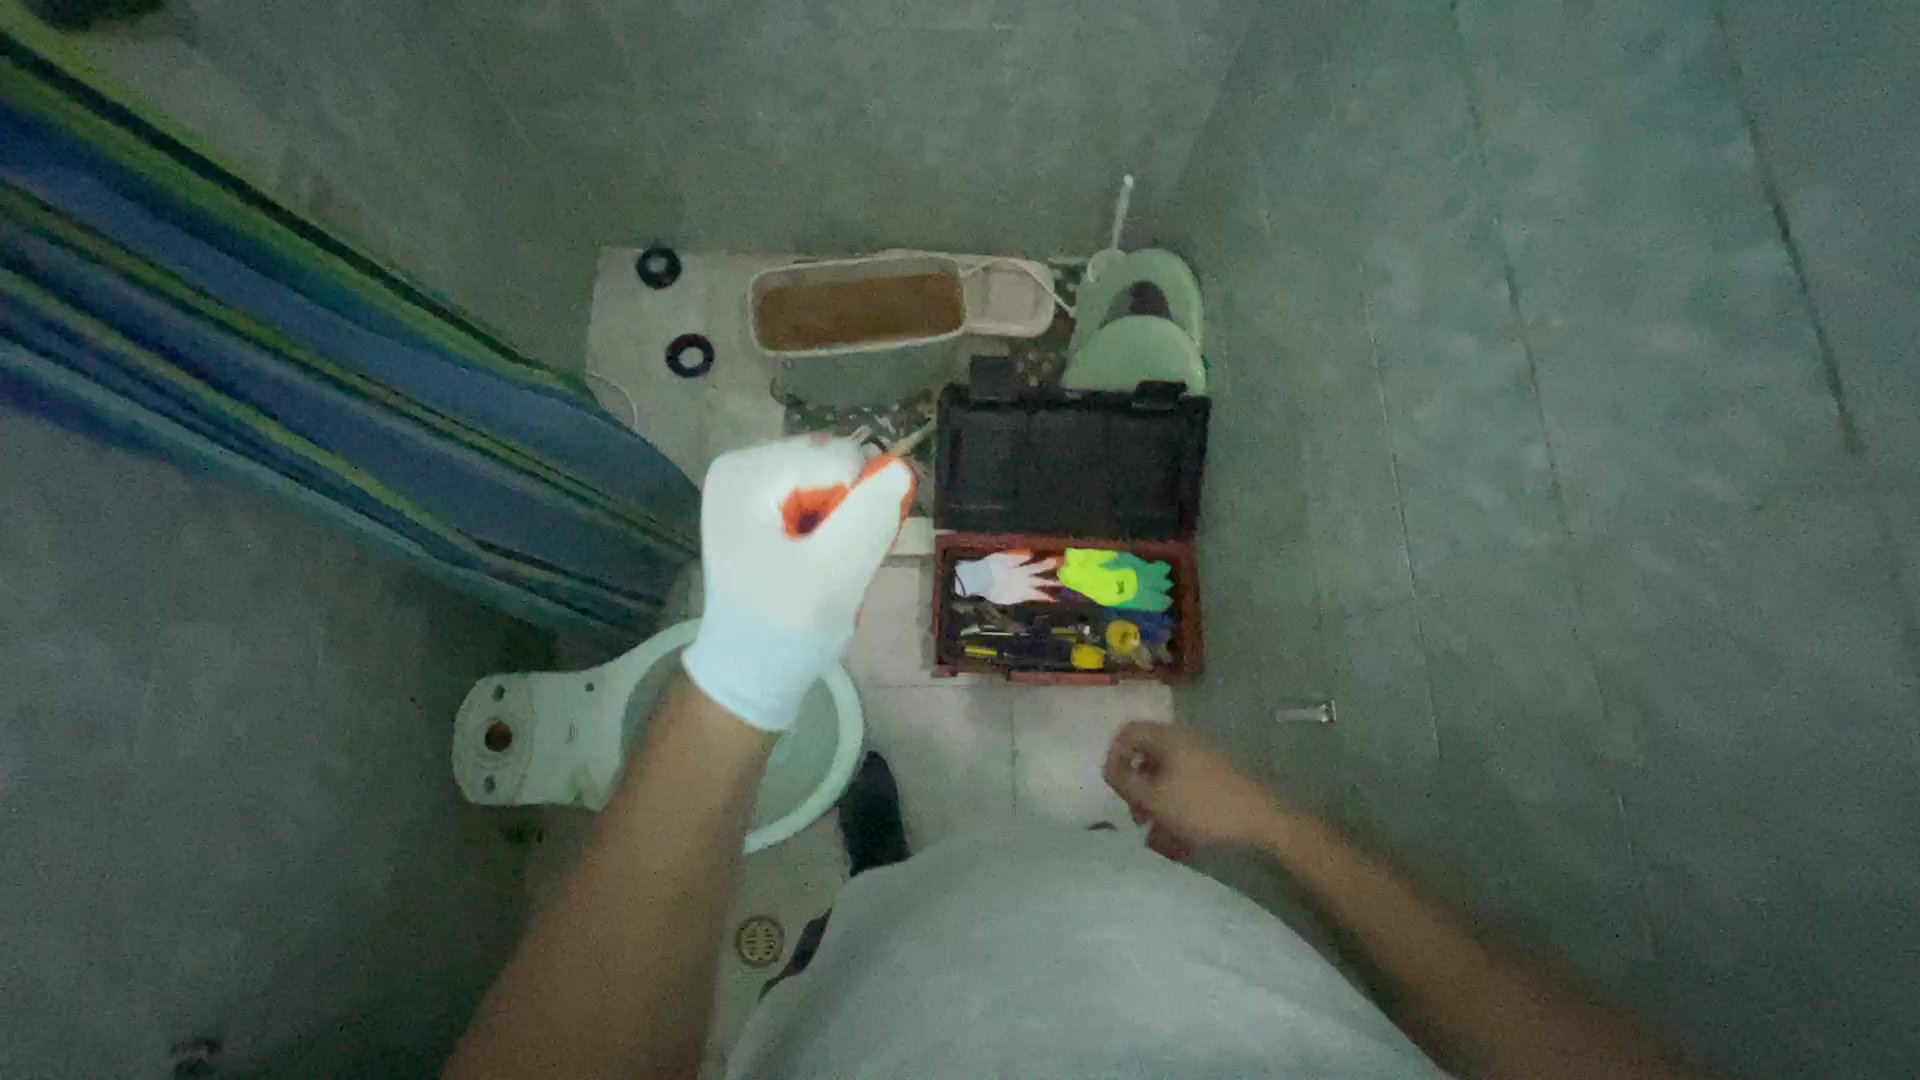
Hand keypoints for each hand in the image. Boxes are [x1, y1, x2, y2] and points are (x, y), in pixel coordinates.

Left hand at [682, 437, 913, 730]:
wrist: (749, 673)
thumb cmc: (785, 631)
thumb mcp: (834, 577)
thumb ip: (869, 518)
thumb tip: (901, 468)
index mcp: (745, 474)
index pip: (840, 460)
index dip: (859, 507)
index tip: (842, 557)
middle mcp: (741, 465)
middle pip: (834, 464)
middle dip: (850, 512)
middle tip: (833, 564)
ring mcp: (749, 483)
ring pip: (833, 479)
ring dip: (845, 521)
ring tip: (823, 565)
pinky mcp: (760, 502)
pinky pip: (821, 494)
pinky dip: (832, 526)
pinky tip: (816, 559)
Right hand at [1103, 721, 1289, 857]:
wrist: (1264, 820)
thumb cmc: (1202, 806)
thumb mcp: (1154, 798)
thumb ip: (1125, 781)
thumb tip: (1109, 768)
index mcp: (1167, 737)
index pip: (1128, 732)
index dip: (1115, 756)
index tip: (1115, 786)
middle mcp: (1184, 741)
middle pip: (1148, 758)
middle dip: (1138, 790)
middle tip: (1136, 816)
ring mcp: (1203, 760)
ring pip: (1167, 780)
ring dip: (1157, 807)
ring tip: (1156, 839)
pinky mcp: (1218, 780)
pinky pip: (1187, 791)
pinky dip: (1178, 812)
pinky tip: (1179, 845)